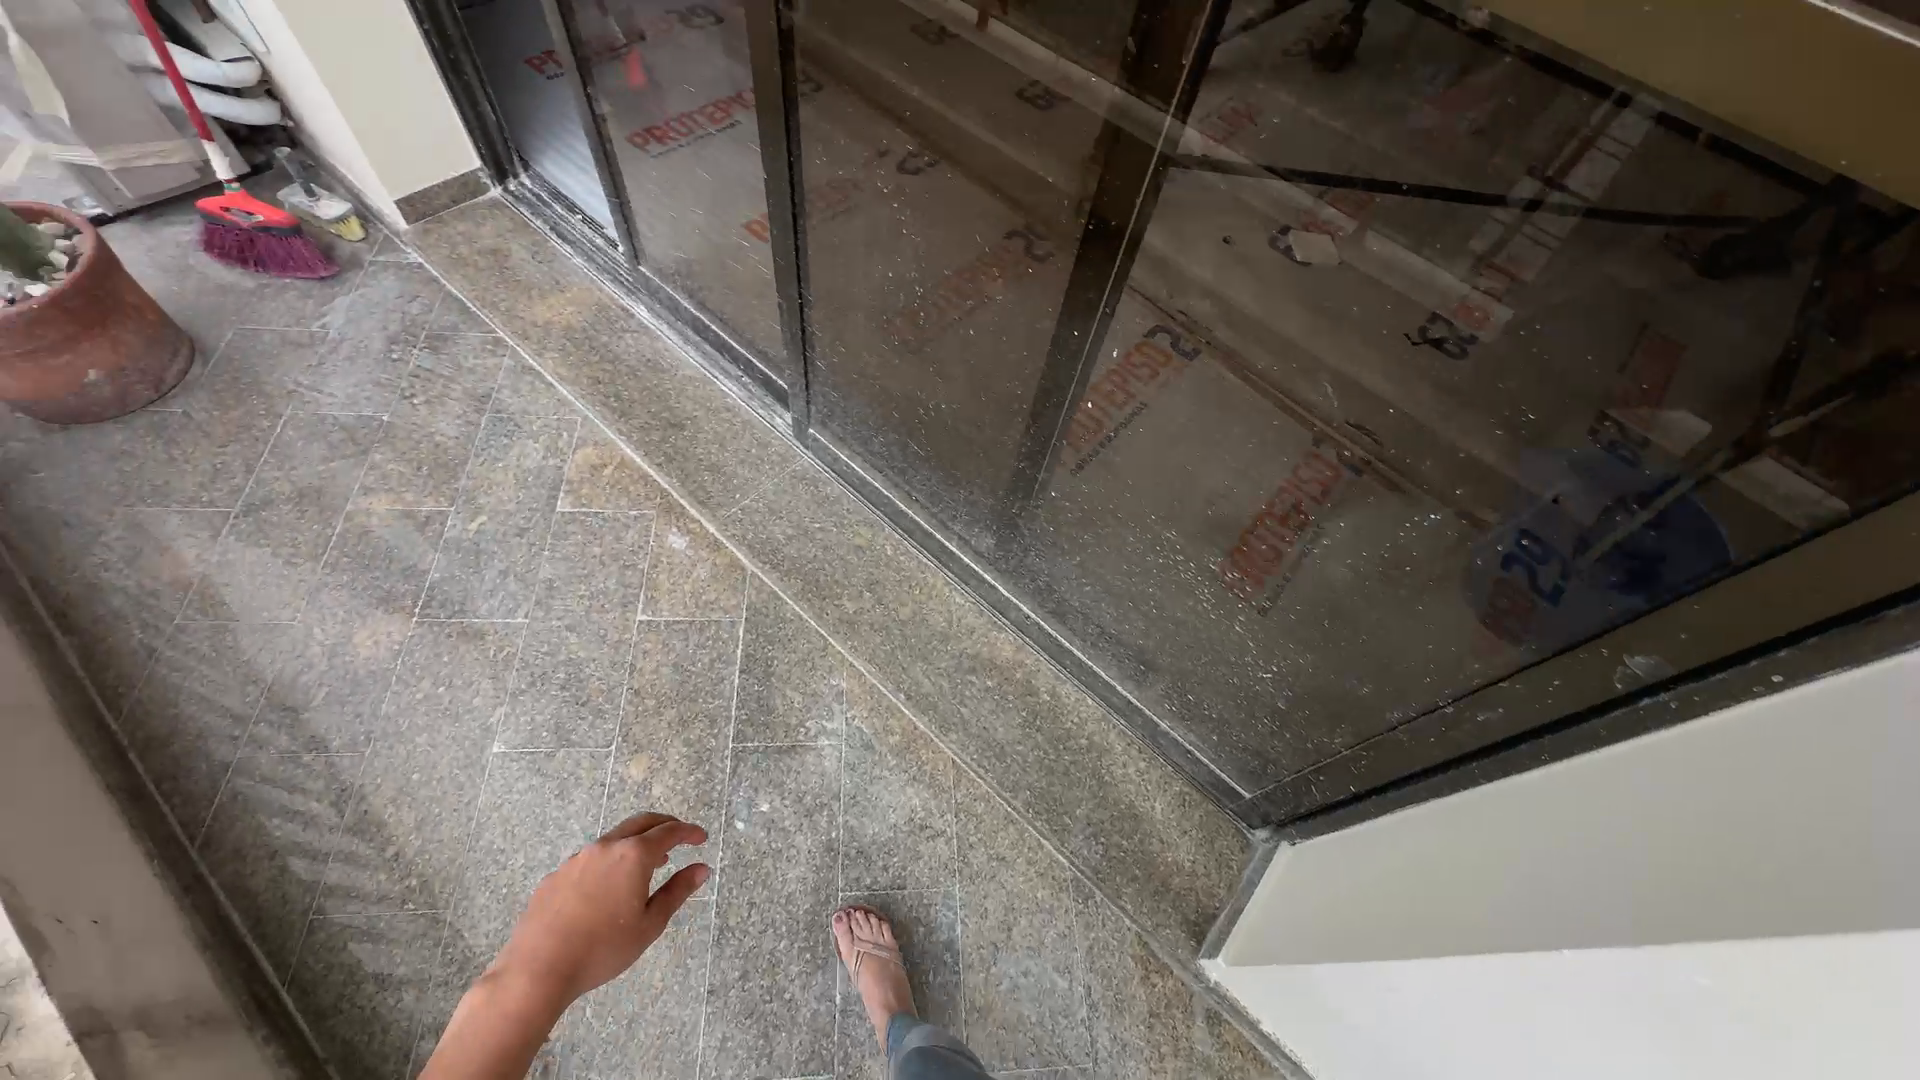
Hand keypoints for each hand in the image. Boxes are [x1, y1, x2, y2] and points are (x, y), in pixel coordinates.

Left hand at [489, 812, 710, 1006]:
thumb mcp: (650, 924)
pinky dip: (610, 861)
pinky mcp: (556, 876)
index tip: (701, 838)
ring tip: (649, 864)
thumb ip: (677, 891)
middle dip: (664, 825)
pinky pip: (591, 859)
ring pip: (614, 839)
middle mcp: (606, 848)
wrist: (536, 970)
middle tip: (680, 837)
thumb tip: (702, 869)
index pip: (669, 832)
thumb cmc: (602, 949)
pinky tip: (609, 888)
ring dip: (636, 843)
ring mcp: (577, 859)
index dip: (689, 832)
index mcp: (634, 856)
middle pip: (641, 822)